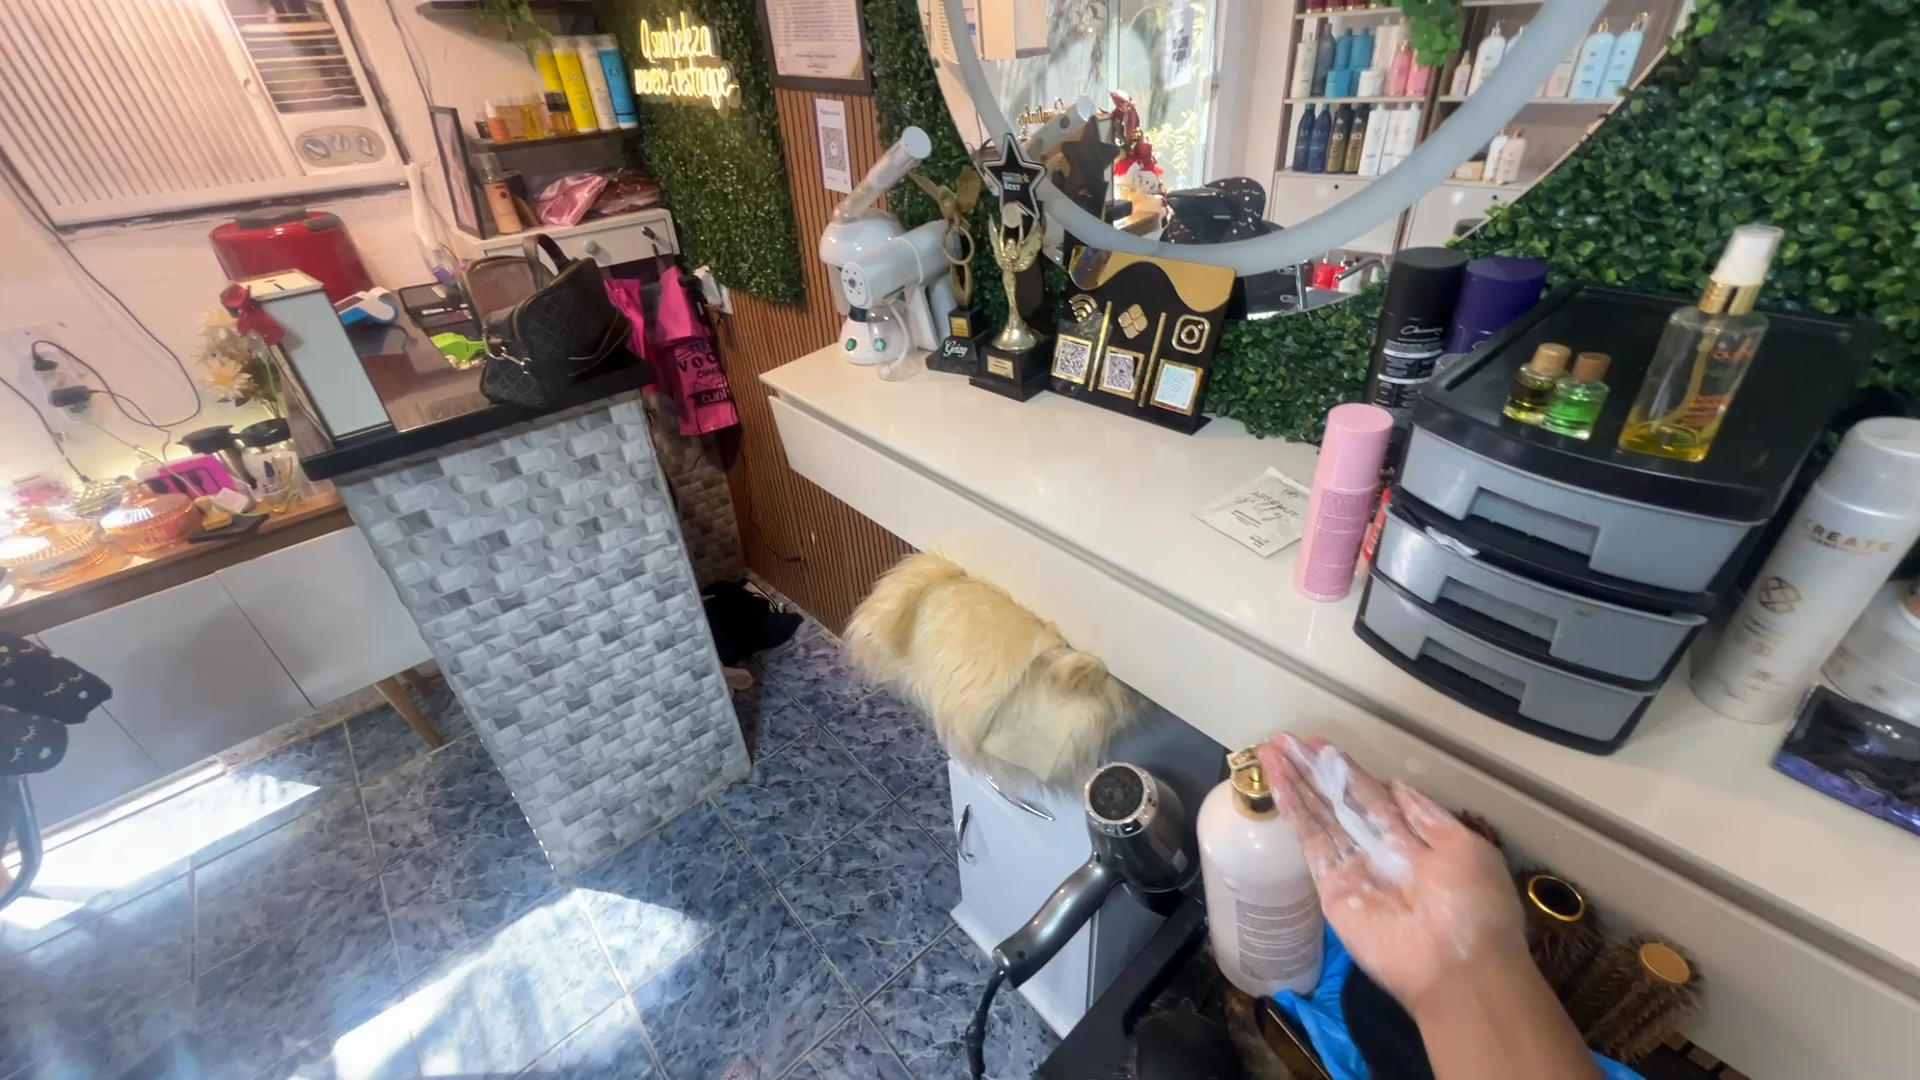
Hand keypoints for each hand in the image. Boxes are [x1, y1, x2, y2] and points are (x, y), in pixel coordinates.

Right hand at [1256, 733, 1525, 1010]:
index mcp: (1412, 839)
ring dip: (1293, 782)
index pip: (1369, 794)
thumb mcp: (1466, 849)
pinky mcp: (1330, 885)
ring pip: (1317, 814)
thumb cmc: (1473, 908)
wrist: (1459, 971)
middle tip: (1282, 740)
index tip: (1317, 744)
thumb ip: (1426, 815)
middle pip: (1336, 800)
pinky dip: (1292, 812)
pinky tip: (1277, 785)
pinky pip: (1309, 841)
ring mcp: (1351, 865)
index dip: (1343, 768)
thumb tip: (1397, 785)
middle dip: (1310, 769)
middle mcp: (1377, 847)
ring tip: (1269, 752)